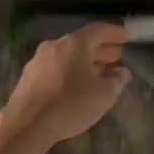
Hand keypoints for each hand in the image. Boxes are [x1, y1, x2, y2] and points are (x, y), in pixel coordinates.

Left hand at [0, 23, 132, 148]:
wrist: (27, 123)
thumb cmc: (70, 104)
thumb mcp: (103, 95)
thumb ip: (116, 81)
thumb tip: (121, 72)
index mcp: (74, 44)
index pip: (98, 30)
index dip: (114, 32)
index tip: (126, 37)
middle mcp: (54, 45)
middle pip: (81, 42)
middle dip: (100, 49)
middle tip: (116, 56)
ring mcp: (38, 60)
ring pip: (67, 55)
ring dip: (84, 61)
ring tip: (98, 73)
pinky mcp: (28, 76)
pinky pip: (55, 67)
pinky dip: (69, 71)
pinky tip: (75, 85)